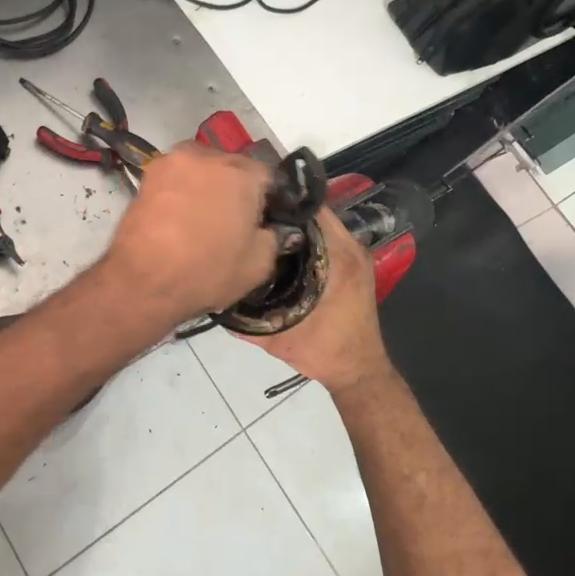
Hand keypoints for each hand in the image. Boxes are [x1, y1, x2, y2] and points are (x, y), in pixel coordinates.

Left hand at [103, 142, 279, 322]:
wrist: (143, 280)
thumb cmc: (207, 271)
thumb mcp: (258, 265)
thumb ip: (275, 238)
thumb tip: (273, 229)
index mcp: (242, 172)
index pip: (267, 177)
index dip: (268, 200)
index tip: (262, 222)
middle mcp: (208, 156)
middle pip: (231, 167)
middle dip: (235, 188)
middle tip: (230, 222)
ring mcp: (173, 161)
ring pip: (201, 169)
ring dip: (205, 186)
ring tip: (200, 220)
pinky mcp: (147, 175)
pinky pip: (176, 178)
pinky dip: (180, 192)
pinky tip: (178, 219)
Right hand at [244, 208, 396, 394]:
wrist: (358, 372)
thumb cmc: (325, 352)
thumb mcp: (279, 337)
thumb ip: (246, 322)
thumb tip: (216, 295)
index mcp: (340, 257)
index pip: (310, 209)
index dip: (280, 202)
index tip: (252, 204)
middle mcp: (351, 248)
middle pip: (314, 213)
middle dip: (283, 211)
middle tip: (249, 215)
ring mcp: (354, 255)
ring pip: (320, 224)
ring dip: (293, 224)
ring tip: (260, 228)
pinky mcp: (352, 264)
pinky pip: (325, 238)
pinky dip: (304, 237)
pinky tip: (277, 248)